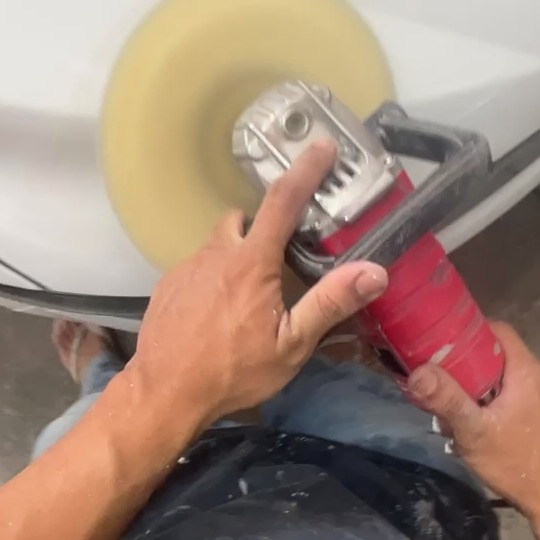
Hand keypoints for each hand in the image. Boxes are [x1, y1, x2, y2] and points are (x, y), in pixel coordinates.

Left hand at [129, 140, 388, 426]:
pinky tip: (217, 316)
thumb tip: (374, 271)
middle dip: (262, 227)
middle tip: (280, 259)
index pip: (282, 202)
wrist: (165, 393)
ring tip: (248, 300)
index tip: (321, 146)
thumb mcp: (290, 345)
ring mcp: (185, 270)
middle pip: (242, 220)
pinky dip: (212, 280)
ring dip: (236, 258)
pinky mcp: (167, 287)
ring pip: (217, 247)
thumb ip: (329, 303)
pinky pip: (196, 269)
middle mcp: (215, 256)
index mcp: (250, 264)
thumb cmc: (232, 372)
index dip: (305, 170)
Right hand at [406, 321, 539, 524]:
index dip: (470, 333)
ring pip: (515, 383)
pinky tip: (495, 435)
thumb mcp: (474, 433)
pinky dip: (508, 408)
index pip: (499, 330)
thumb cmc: (518, 465)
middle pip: (504, 359)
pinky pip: (528, 402)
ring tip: (466, 418)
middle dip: (473, 371)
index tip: (444, 348)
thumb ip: (446, 399)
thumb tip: (417, 371)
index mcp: (528, 373)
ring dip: (490, 394)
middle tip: (448, 391)